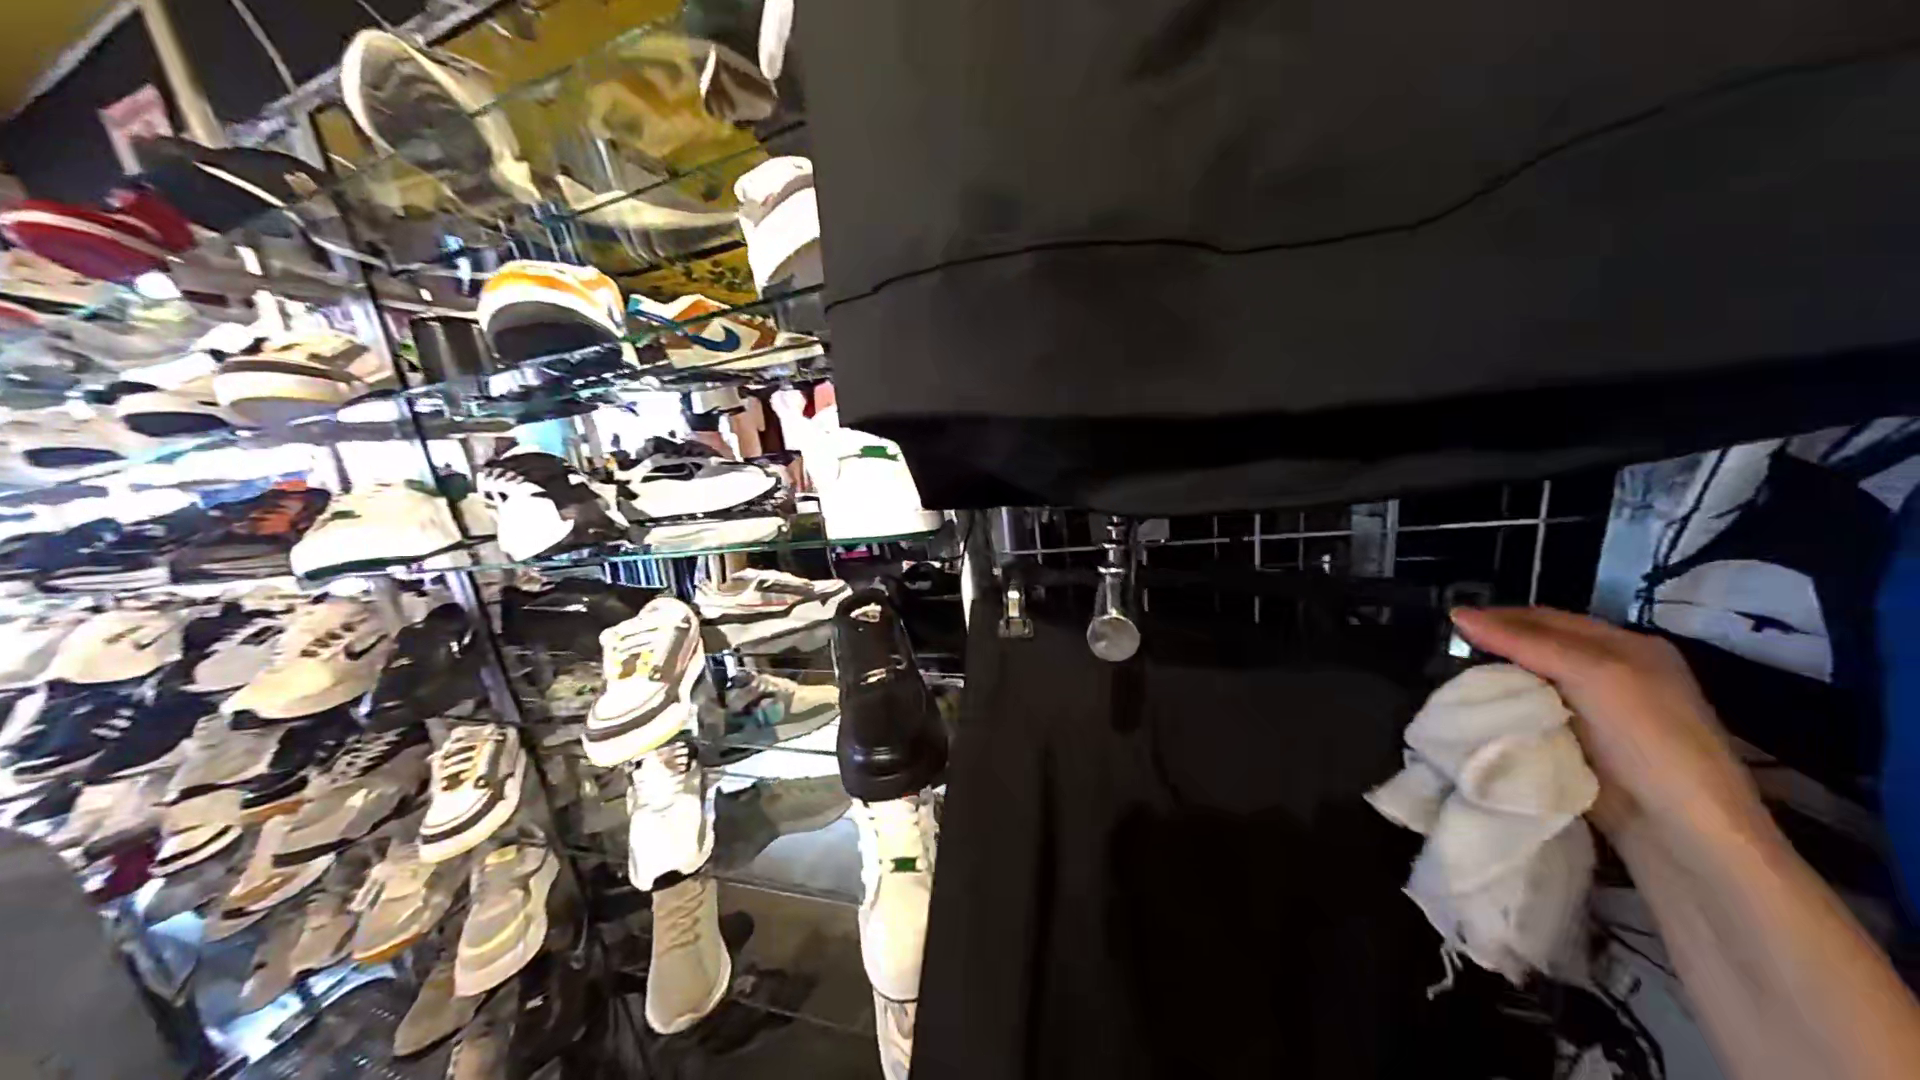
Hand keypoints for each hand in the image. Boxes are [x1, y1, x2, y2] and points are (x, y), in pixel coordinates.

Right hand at [1449, 606, 1772, 857]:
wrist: (1683, 830)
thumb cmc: (1647, 738)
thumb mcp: (1592, 675)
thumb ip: (1526, 642)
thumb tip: (1457, 614)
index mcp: (1628, 648)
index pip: (1549, 619)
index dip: (1500, 617)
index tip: (1450, 624)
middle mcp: (1615, 674)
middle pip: (1538, 649)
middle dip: (1494, 649)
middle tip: (1447, 653)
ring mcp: (1599, 713)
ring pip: (1531, 682)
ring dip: (1496, 681)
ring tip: (1454, 682)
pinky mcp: (1580, 746)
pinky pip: (1531, 714)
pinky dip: (1505, 710)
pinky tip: (1480, 712)